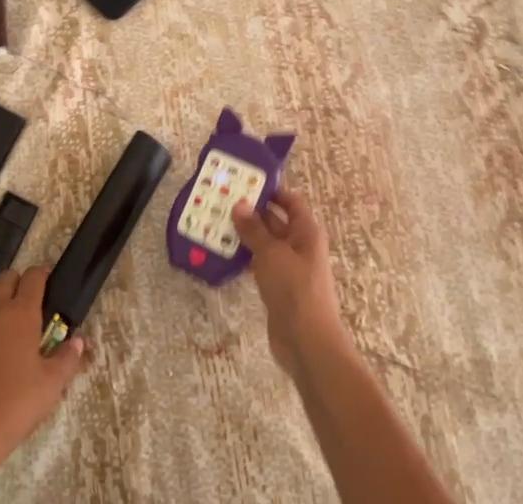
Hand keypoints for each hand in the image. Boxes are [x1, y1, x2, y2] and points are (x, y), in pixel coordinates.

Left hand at [0, 266, 88, 454]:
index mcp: (21, 314)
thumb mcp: (53, 381)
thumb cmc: (20, 399)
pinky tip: (8, 358)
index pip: (32, 277)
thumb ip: (67, 357)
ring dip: (9, 308)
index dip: (43, 273)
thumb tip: (76, 341)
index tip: (53, 278)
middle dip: (22, 282)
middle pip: (8, 280)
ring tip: (28, 336)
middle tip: (40, 303)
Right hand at [232, 188, 344, 372]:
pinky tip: (223, 252)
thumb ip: (254, 229)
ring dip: (245, 234)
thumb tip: (240, 204)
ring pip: (265, 242)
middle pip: (276, 220)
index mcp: (306, 232)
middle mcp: (300, 246)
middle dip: (252, 210)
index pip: (291, 201)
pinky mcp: (278, 286)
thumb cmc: (294, 289)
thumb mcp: (271, 253)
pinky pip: (260, 263)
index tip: (244, 180)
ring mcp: (289, 267)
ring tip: (216, 222)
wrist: (306, 341)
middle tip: (221, 199)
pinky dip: (245, 256)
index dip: (271, 189)